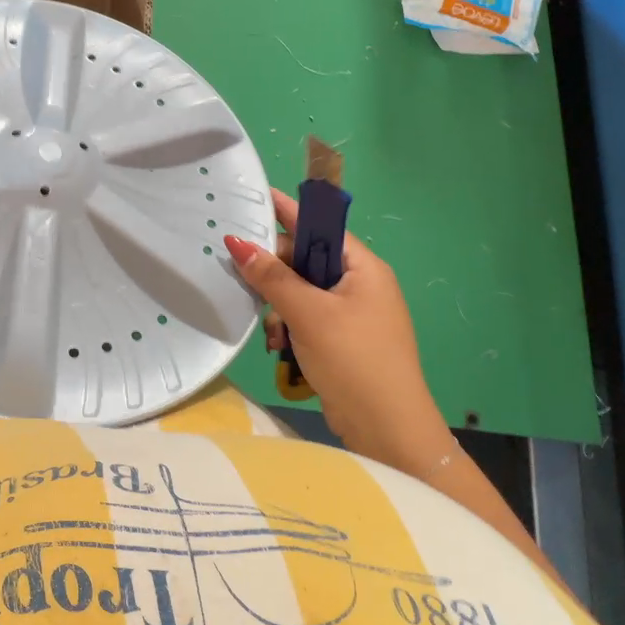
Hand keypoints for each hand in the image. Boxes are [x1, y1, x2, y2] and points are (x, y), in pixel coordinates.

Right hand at [223, 190, 451, 470]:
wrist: (387, 430)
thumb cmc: (354, 360)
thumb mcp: (308, 313)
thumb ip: (271, 276)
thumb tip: (237, 242)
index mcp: (364, 268)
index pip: (320, 226)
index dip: (288, 211)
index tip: (254, 194)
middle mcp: (360, 285)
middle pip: (305, 260)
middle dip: (276, 273)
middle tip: (243, 276)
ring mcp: (352, 315)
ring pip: (300, 291)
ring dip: (279, 306)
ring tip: (271, 330)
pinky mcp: (341, 340)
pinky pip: (305, 318)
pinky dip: (288, 327)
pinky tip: (278, 345)